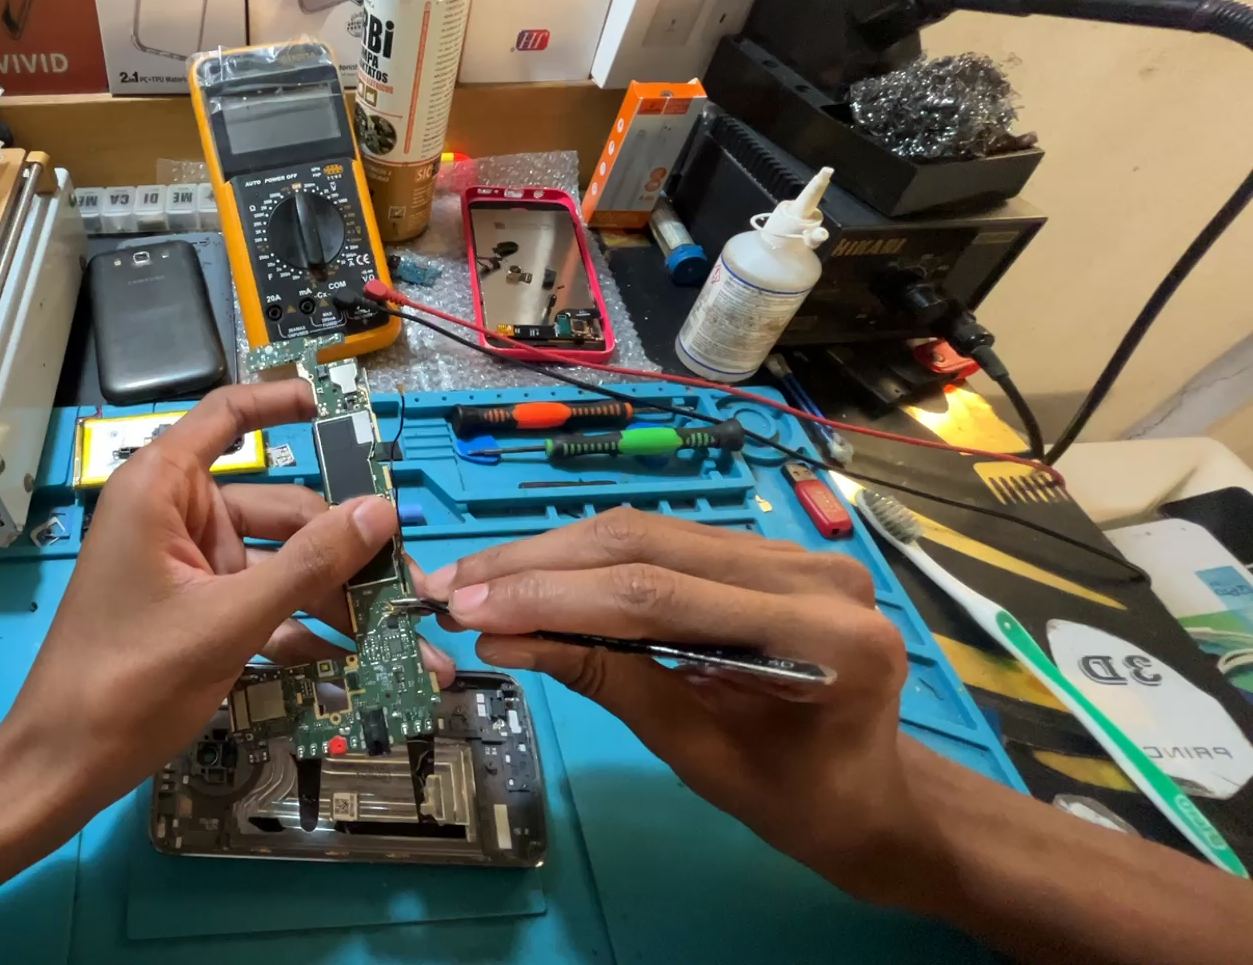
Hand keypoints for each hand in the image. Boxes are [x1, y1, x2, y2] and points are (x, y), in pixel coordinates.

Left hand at [0, 382, 451, 819]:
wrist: (64, 766)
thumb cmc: (130, 679)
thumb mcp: (227, 620)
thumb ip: (307, 565)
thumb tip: (379, 511)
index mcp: (163, 488)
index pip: (227, 416)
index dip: (281, 402)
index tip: (338, 408)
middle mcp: (180, 515)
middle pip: (279, 507)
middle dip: (342, 548)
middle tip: (406, 585)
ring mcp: (192, 565)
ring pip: (279, 561)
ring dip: (332, 598)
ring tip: (396, 636)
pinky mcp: (199, 607)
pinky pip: (262, 601)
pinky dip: (300, 625)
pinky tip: (352, 658)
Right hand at [418, 508, 917, 892]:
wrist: (875, 794)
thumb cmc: (796, 797)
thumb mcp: (692, 751)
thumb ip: (600, 678)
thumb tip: (499, 640)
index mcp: (819, 635)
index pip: (652, 595)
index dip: (549, 597)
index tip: (467, 607)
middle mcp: (806, 569)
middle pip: (637, 545)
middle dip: (531, 566)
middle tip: (453, 586)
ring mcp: (782, 549)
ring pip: (633, 531)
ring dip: (544, 555)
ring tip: (474, 578)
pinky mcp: (751, 547)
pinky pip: (649, 540)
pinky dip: (578, 558)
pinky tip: (527, 572)